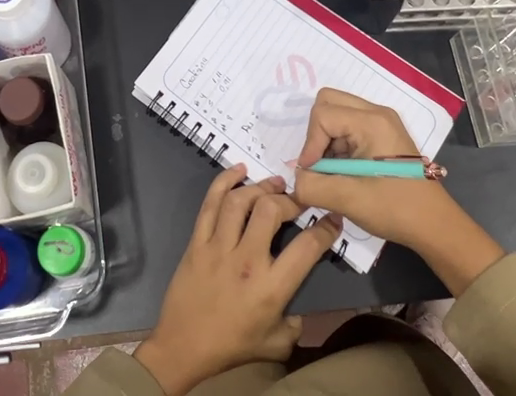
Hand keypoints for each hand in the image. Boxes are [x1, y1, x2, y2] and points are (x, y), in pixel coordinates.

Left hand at [134, 164, 341, 395]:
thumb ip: (298, 323)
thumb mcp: (277, 343)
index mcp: (271, 288)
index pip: (306, 248)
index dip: (325, 228)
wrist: (184, 345)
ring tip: (274, 183)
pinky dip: (224, 182)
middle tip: (296, 200)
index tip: (331, 217)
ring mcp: (218, 247)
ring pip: (240, 202)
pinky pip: (210, 204)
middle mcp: (246, 261)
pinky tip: (239, 171)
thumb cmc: (233, 345)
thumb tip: (304, 305)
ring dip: (260, 186)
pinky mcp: (197, 241)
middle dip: (289, 200)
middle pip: (270, 211)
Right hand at [290, 88, 502, 293]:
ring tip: (335, 173)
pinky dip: (338, 146)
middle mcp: (377, 113)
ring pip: (336, 115)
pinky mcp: (383, 135)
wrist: (435, 226)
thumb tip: (296, 178)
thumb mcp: (347, 199)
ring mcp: (382, 123)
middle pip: (328, 102)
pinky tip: (346, 173)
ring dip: (327, 142)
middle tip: (321, 165)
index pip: (322, 115)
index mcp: (371, 121)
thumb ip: (311, 185)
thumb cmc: (395, 209)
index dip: (310, 144)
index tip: (312, 173)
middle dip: (316, 134)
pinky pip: (348, 127)